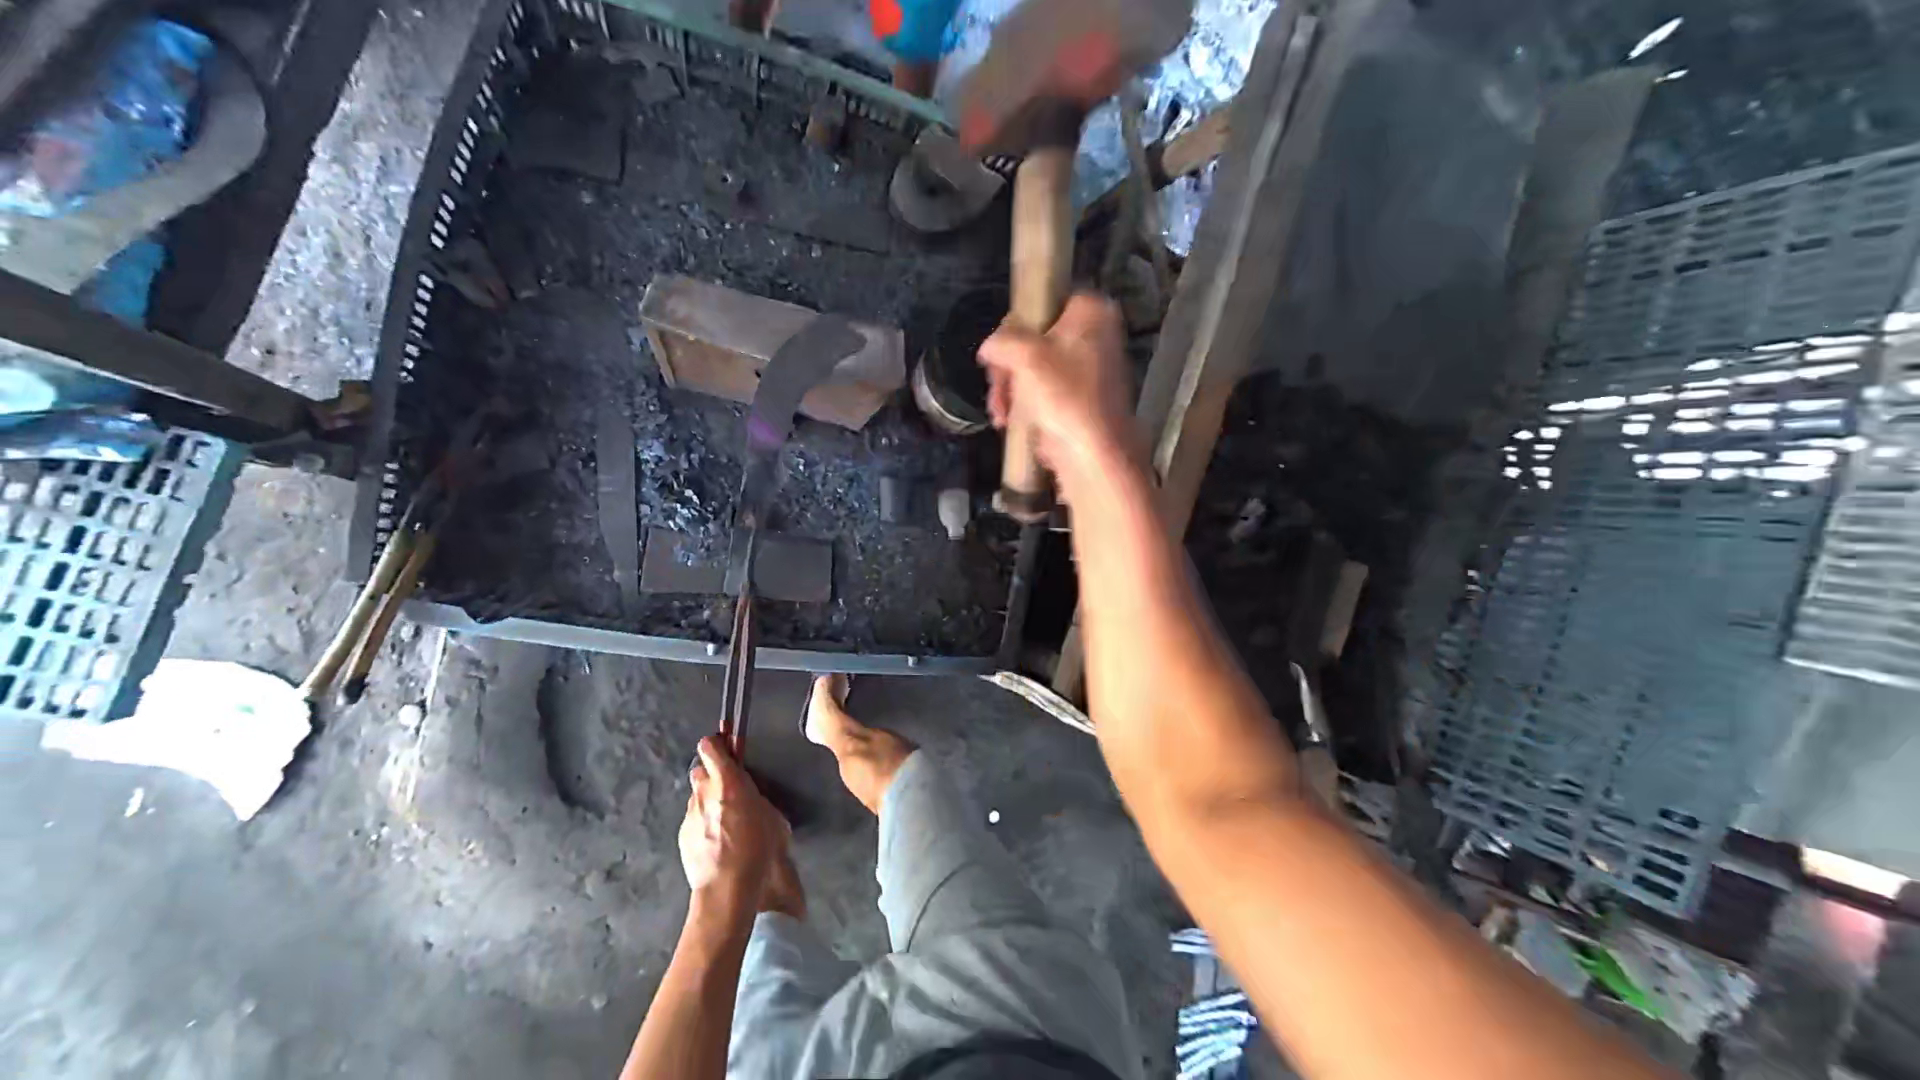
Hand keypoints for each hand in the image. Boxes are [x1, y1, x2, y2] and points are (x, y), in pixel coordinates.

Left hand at [679, 736, 787, 915]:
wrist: (727, 888)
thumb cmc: (758, 849)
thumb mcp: (773, 816)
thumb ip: (759, 798)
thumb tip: (753, 797)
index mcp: (729, 781)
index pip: (710, 747)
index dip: (717, 743)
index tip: (725, 745)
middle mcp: (704, 793)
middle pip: (700, 769)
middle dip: (712, 773)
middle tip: (728, 786)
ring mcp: (690, 815)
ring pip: (696, 796)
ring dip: (707, 800)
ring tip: (724, 819)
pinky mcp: (682, 836)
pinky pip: (693, 819)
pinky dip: (702, 823)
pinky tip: (716, 840)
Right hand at [976, 292, 1139, 492]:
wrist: (1094, 456)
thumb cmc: (1065, 397)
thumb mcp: (1026, 358)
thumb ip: (1002, 341)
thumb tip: (989, 347)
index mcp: (1092, 312)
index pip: (1044, 300)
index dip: (1016, 325)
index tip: (999, 350)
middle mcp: (1095, 336)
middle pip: (1035, 339)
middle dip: (1008, 366)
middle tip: (997, 387)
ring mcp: (1089, 371)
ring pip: (1035, 369)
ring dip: (1010, 390)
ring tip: (1000, 413)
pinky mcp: (1081, 402)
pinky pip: (1044, 394)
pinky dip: (1024, 406)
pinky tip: (1009, 422)